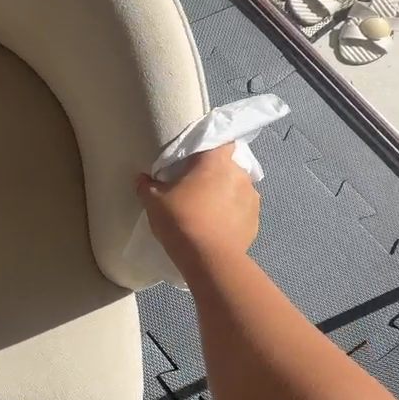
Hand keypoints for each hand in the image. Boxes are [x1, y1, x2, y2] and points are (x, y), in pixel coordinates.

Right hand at [135, 144, 259, 264]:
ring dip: (226, 193)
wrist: (208, 259)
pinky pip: (242, 210)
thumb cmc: (181, 219)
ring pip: (238, 188)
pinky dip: (232, 214)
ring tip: (209, 209)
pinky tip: (217, 225)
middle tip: (197, 186)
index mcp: (216, 162)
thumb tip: (142, 179)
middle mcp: (239, 175)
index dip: (211, 146)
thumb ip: (147, 186)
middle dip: (216, 173)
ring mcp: (252, 198)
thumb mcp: (154, 201)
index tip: (197, 157)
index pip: (222, 141)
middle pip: (229, 165)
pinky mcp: (255, 221)